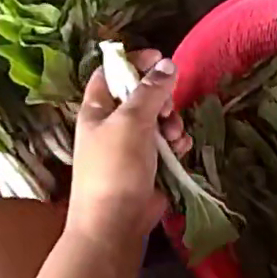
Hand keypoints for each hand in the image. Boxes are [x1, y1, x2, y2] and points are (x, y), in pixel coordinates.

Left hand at [65, 50, 190, 247]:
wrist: (116, 220)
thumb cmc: (115, 167)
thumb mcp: (132, 122)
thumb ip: (151, 91)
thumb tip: (168, 62)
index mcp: (96, 109)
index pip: (110, 73)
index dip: (132, 62)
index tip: (159, 57)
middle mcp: (113, 123)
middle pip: (143, 95)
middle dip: (162, 99)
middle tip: (167, 110)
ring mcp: (133, 143)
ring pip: (161, 119)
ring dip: (173, 123)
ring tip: (174, 138)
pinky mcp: (151, 162)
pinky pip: (169, 142)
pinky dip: (177, 143)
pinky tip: (179, 151)